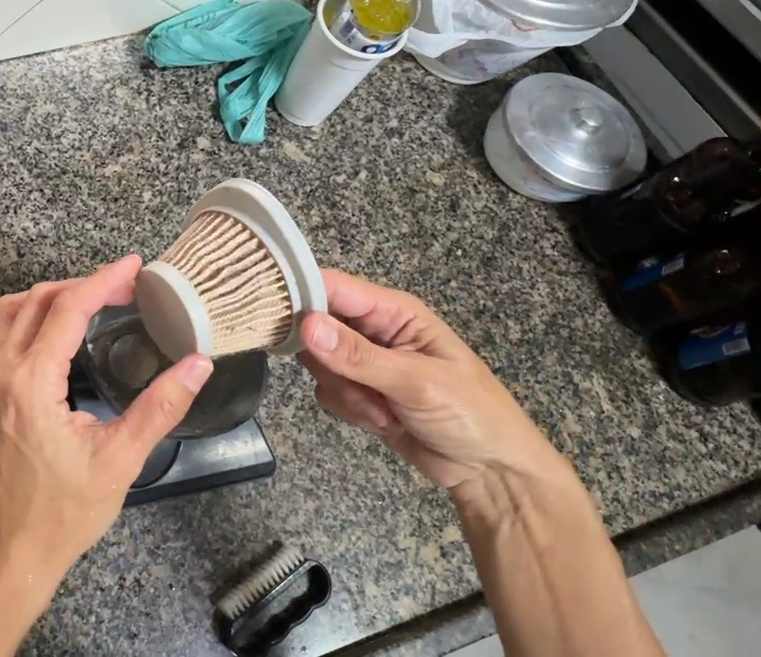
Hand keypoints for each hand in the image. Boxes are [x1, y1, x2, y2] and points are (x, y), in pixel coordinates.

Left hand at [0, 255, 213, 583]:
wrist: (11, 551)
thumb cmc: (64, 513)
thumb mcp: (120, 461)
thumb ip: (160, 408)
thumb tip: (197, 365)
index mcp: (32, 384)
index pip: (67, 310)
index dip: (102, 280)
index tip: (133, 266)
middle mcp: (2, 372)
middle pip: (37, 300)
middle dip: (83, 284)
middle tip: (123, 286)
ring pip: (12, 310)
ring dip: (51, 295)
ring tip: (93, 298)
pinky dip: (27, 315)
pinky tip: (54, 326)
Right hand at [295, 269, 561, 492]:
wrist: (492, 474)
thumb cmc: (471, 414)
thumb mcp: (417, 382)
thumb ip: (358, 355)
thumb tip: (306, 324)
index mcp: (393, 310)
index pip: (332, 285)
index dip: (299, 293)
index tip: (268, 311)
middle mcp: (373, 328)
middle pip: (316, 323)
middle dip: (326, 358)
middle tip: (351, 380)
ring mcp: (364, 361)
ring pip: (318, 361)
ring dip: (343, 390)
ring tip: (381, 409)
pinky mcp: (359, 391)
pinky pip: (327, 390)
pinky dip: (348, 408)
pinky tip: (381, 421)